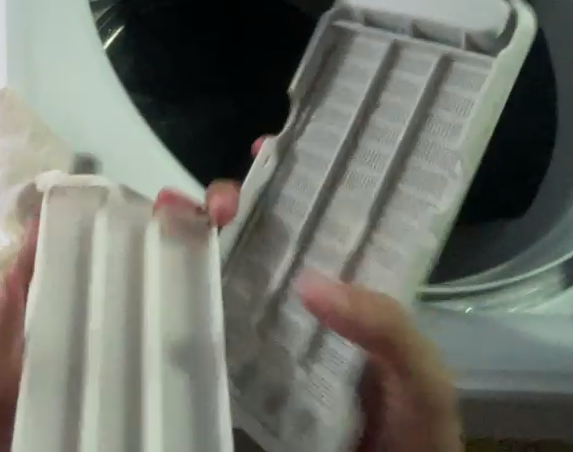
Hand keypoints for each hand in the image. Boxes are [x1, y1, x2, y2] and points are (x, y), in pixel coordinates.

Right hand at [158, 137, 463, 451]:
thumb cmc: (413, 435)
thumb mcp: (421, 377)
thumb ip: (387, 327)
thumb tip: (309, 283)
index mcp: (344, 287)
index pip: (314, 218)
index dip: (287, 177)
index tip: (264, 149)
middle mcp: (294, 296)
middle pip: (254, 231)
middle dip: (230, 198)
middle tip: (221, 205)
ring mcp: (256, 328)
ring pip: (216, 260)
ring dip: (189, 225)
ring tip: (171, 212)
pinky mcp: (225, 362)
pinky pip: (192, 313)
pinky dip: (168, 279)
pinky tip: (152, 261)